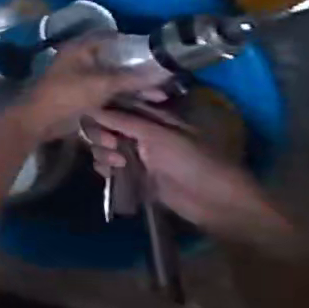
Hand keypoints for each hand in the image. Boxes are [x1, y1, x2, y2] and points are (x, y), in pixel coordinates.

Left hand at [3, 36, 161, 143]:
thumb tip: (163, 71)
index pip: (110, 37)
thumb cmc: (67, 95)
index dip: (133, 43)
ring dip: (131, 87)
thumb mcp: (102, 84)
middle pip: (113, 61)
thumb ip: (132, 78)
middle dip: (137, 71)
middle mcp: (79, 60)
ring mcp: (78, 78)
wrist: (39, 121)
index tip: (156, 52)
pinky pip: (104, 93)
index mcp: (79, 49)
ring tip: (157, 96)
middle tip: (162, 79)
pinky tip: (139, 105)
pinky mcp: (79, 96)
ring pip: (110, 79)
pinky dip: (120, 98)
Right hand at [86, 105, 299, 250]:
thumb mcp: (159, 136)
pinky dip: (106, 169)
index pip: (116, 106)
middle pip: (105, 126)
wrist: (216, 202)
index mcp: (151, 117)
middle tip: (112, 145)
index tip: (96, 119)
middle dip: (101, 134)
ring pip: (104, 147)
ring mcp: (138, 155)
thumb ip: (124, 121)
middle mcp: (141, 133)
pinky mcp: (135, 177)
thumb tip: (92, 107)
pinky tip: (112, 173)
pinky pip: (110, 168)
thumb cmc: (193, 161)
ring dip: (103, 153)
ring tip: (118, 163)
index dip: (101, 110)